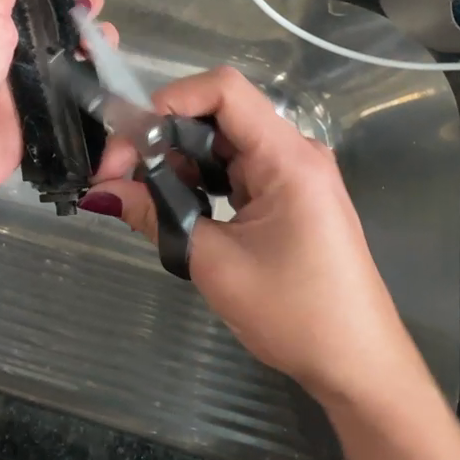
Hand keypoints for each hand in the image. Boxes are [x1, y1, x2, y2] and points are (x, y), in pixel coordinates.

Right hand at [82, 66, 426, 402]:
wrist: (360, 369)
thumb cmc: (296, 315)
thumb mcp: (214, 264)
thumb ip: (155, 215)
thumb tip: (100, 191)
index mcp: (287, 158)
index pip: (223, 90)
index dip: (170, 99)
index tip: (131, 140)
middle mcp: (293, 153)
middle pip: (216, 114)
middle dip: (161, 136)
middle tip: (117, 175)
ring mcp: (292, 174)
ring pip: (220, 141)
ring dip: (177, 161)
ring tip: (140, 194)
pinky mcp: (287, 195)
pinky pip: (233, 167)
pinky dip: (198, 179)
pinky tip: (175, 206)